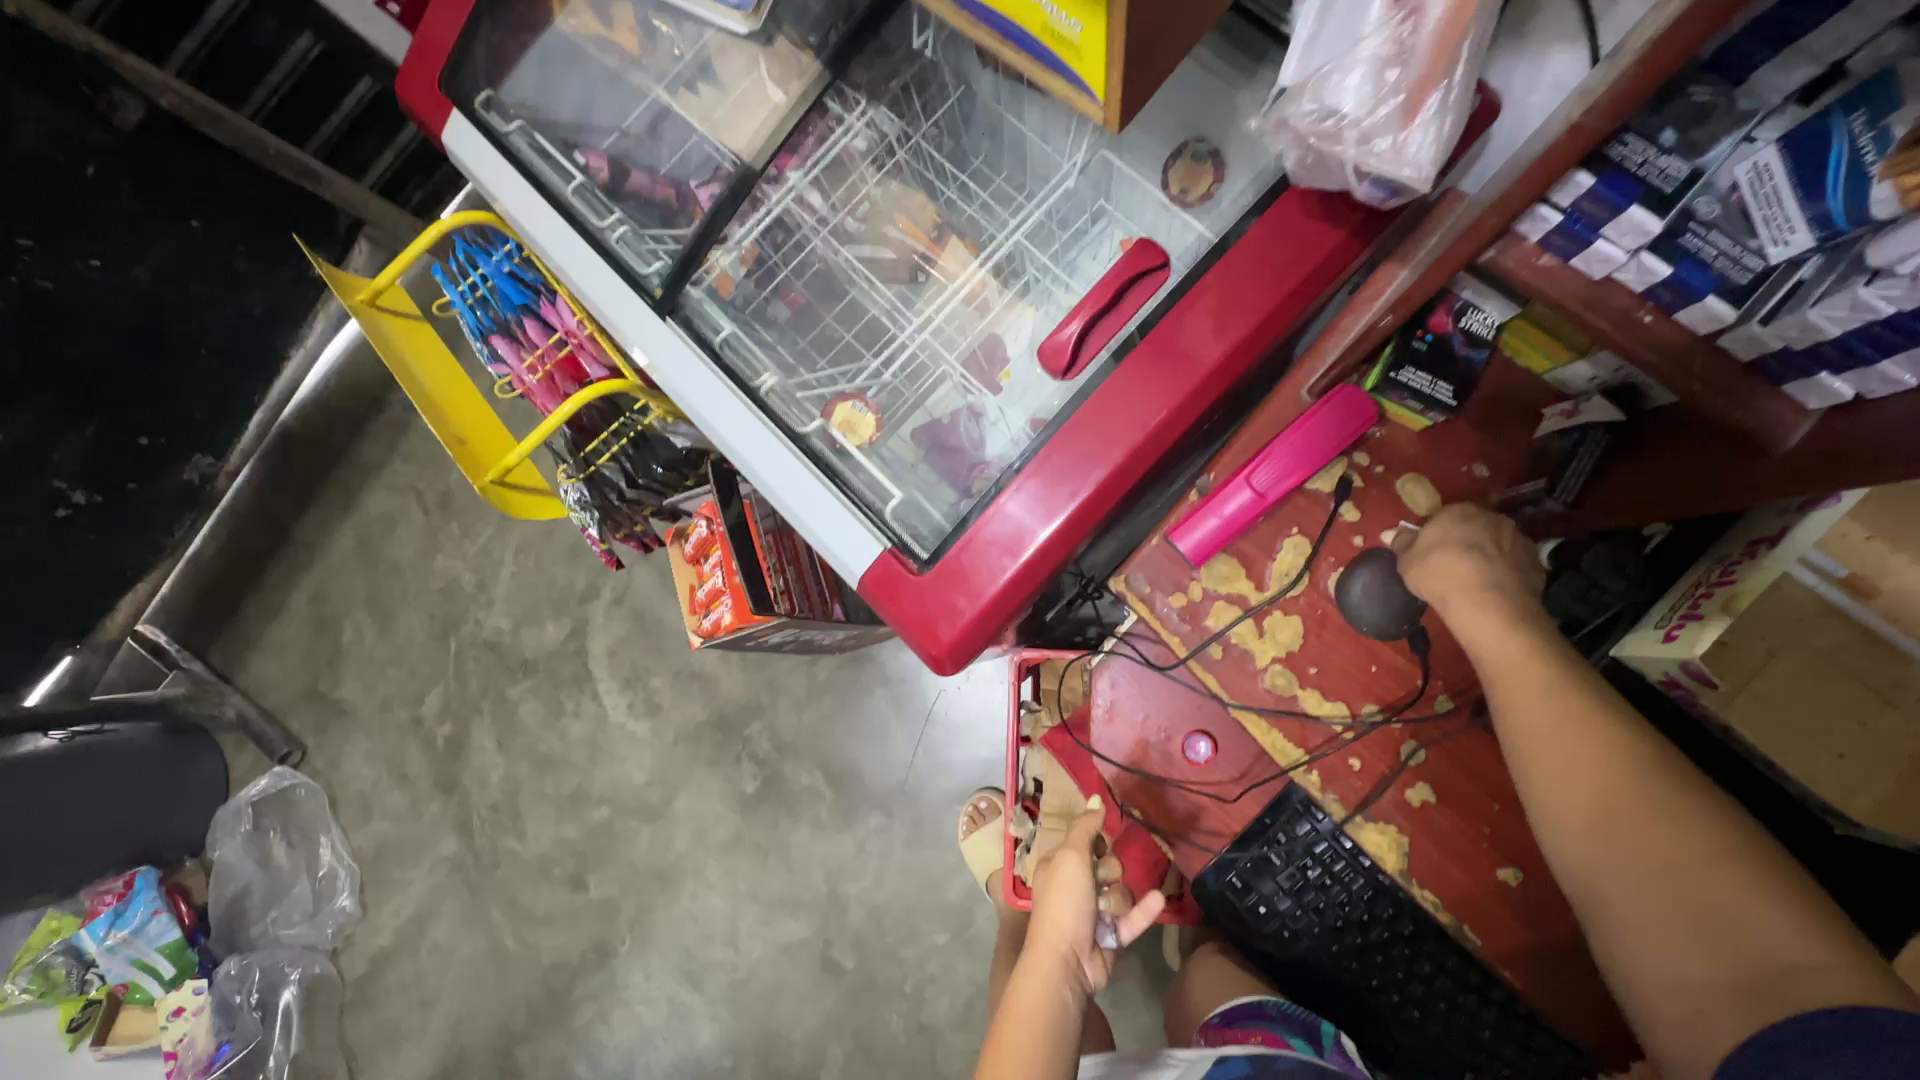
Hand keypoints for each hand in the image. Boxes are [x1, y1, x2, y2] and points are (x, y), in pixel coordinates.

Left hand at [1026, 797, 1165, 995]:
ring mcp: (1094, 913)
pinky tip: (1158, 899)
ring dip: (1117, 901)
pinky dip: (1143, 911)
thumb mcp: (1071, 856)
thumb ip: (1085, 827)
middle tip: (1096, 884)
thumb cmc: (1063, 902)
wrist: (1066, 960)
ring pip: (1122, 892)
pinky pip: (1134, 917)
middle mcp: (1076, 886)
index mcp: (1060, 866)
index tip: (1099, 847)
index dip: (1097, 846)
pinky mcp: (1112, 936)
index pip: (1088, 843)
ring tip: (1104, 914)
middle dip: (1108, 874)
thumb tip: (1096, 796)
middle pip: (1109, 866)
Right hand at [1392, 504, 1543, 617]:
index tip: (1429, 551)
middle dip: (1465, 540)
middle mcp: (1491, 517)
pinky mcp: (1535, 561)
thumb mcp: (1407, 561)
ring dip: (1488, 554)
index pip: (1444, 516)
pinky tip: (1494, 589)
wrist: (1488, 603)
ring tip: (1476, 579)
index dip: (1436, 534)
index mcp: (1458, 510)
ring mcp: (1518, 537)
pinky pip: (1514, 562)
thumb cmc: (1439, 574)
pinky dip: (1506, 571)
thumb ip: (1401, 543)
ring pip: (1497, 543)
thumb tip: (1390, 532)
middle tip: (1452, 564)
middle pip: (1474, 526)